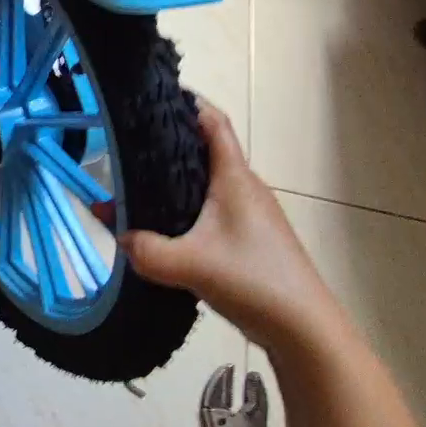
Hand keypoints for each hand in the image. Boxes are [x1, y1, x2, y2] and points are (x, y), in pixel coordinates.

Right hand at [120, 102, 347, 352]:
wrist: (306, 332)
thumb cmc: (256, 281)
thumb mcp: (191, 265)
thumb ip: (146, 250)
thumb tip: (118, 237)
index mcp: (235, 179)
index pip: (213, 123)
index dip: (186, 103)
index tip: (152, 94)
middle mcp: (243, 189)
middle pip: (201, 151)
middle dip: (164, 144)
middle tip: (123, 142)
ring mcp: (247, 215)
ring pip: (201, 183)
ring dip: (168, 181)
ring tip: (129, 185)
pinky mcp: (246, 240)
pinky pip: (205, 209)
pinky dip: (178, 208)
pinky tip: (155, 226)